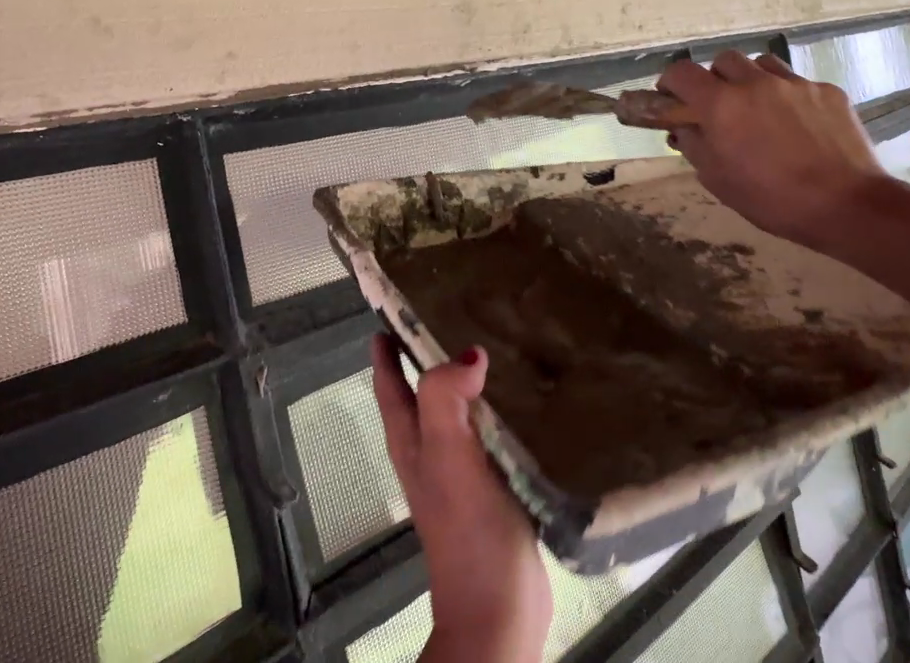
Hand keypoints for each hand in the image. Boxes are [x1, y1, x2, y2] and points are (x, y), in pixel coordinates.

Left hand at [372, 335, 550, 662]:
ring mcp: (458, 469)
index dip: (386, 345)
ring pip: (454, 410)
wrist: (497, 605)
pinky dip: (495, 409)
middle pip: (419, 390)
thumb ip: (444, 398)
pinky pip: (487, 433)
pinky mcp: (490, 485)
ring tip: (493, 344)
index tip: (396, 306)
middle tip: (454, 311)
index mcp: (409, 438)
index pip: (388, 379)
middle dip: (427, 353)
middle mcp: (427, 449)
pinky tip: (522, 400)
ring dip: (464, 380)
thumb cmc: (465, 526)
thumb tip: (467, 353)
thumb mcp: (446, 453)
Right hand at [657, 51, 887, 249]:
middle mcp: (756, 84)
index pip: (682, 72)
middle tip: (718, 107)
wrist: (847, 205)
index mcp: (721, 105)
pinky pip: (797, 83)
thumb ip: (694, 146)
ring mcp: (796, 84)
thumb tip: (684, 129)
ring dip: (750, 80)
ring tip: (757, 109)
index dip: (671, 83)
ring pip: (761, 65)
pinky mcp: (828, 92)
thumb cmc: (771, 199)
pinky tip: (795, 125)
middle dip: (714, 79)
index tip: (672, 99)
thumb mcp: (717, 180)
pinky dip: (786, 96)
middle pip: (723, 61)